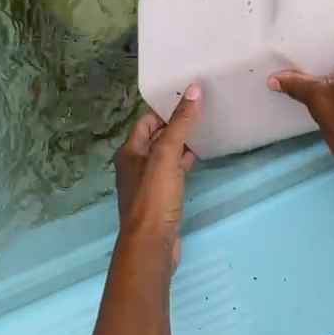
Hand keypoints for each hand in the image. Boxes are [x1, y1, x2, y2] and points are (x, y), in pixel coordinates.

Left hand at [115, 85, 200, 267]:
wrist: (151, 245)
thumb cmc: (154, 197)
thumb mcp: (167, 154)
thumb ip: (180, 122)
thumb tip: (194, 89)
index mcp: (130, 152)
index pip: (146, 121)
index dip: (164, 108)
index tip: (187, 96)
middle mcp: (134, 165)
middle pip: (155, 136)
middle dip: (174, 123)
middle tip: (200, 109)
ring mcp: (147, 184)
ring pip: (165, 155)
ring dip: (180, 142)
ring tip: (203, 128)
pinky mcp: (160, 199)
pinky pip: (172, 172)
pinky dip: (183, 161)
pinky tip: (198, 156)